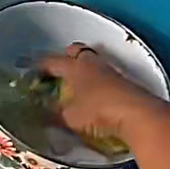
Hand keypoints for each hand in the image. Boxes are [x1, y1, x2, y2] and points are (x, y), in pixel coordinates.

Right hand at [39, 43, 169, 142]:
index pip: (52, 61)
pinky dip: (96, 79)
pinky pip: (104, 74)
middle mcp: (91, 64)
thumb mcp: (69, 117)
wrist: (137, 115)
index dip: (40, 65)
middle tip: (58, 69)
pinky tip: (93, 91)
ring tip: (76, 80)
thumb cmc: (97, 111)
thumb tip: (42, 112)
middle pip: (77, 51)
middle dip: (66, 56)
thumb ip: (54, 113)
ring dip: (84, 67)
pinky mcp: (124, 82)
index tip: (32, 69)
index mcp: (73, 67)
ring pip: (93, 61)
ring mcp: (110, 71)